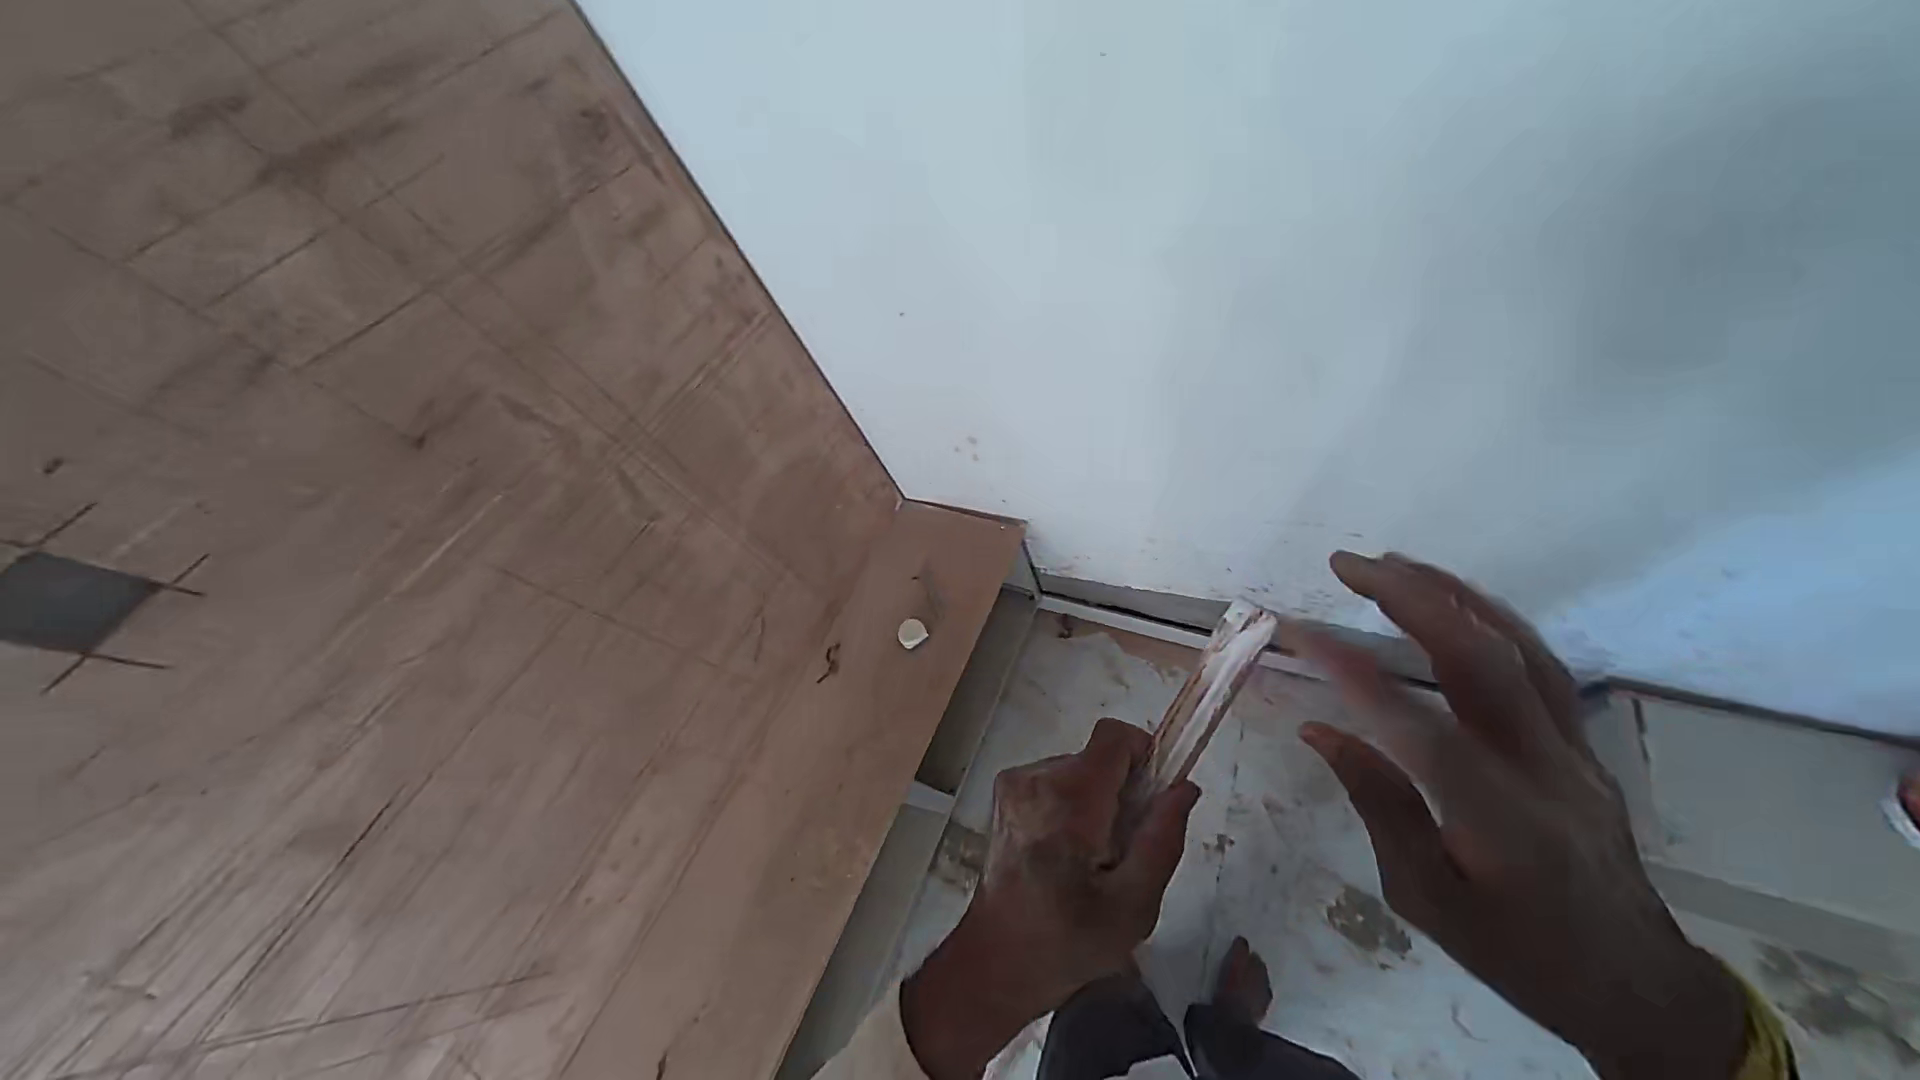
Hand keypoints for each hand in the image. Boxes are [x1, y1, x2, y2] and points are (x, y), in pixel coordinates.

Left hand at [900, 718, 1200, 1078]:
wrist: (997, 957)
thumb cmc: (1068, 940)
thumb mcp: (1134, 906)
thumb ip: (1162, 839)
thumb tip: (1183, 786)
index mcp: (1068, 799)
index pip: (1113, 736)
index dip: (1142, 755)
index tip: (1150, 799)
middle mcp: (1036, 777)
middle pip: (1098, 757)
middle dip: (1121, 792)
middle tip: (1120, 847)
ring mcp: (1014, 781)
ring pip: (1078, 768)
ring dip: (1096, 801)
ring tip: (1090, 856)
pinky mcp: (1004, 790)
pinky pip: (1055, 779)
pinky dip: (1071, 804)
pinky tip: (1064, 851)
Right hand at [1294, 552, 1746, 1079]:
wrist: (1634, 983)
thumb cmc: (1515, 950)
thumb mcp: (1423, 897)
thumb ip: (1377, 805)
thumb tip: (1319, 730)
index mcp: (1500, 822)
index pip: (1418, 727)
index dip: (1353, 673)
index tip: (1297, 631)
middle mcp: (1543, 772)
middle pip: (1482, 663)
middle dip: (1410, 600)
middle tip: (1348, 563)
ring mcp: (1572, 751)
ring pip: (1518, 650)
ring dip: (1450, 595)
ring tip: (1392, 562)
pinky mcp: (1579, 743)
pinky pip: (1538, 664)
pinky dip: (1488, 618)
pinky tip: (1449, 600)